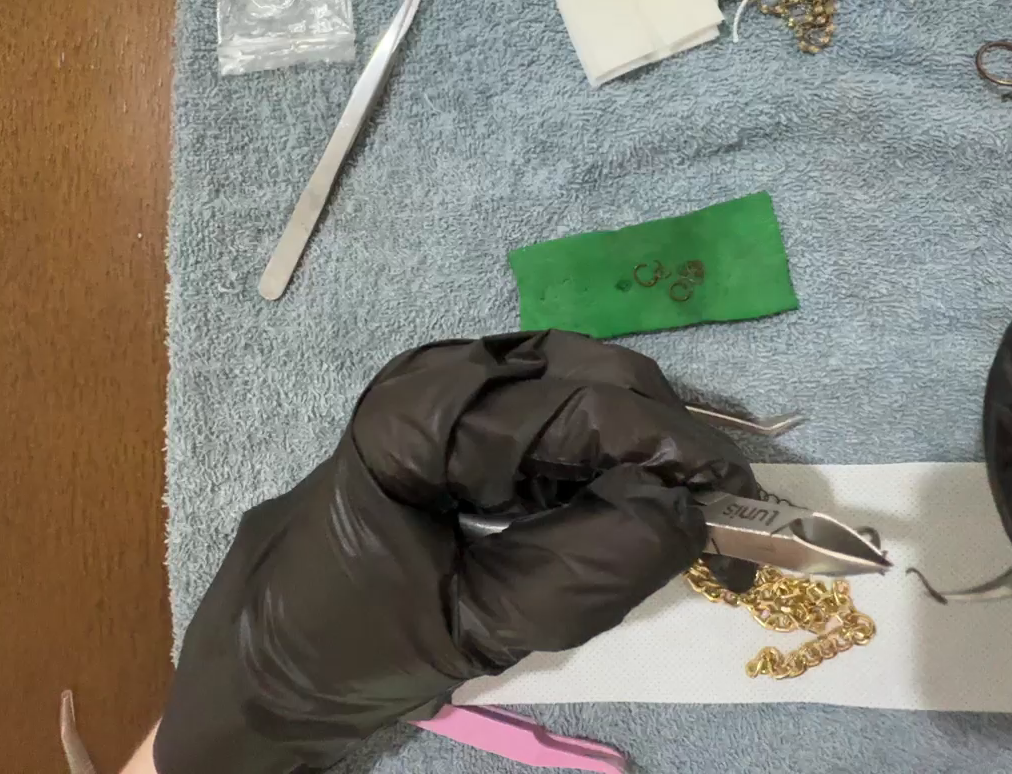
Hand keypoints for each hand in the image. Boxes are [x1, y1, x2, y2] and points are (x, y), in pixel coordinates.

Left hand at [152, 331, 758, 772]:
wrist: (279, 640)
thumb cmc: (360, 641)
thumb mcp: (482, 625)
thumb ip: (591, 567)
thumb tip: (688, 515)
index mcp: (423, 418)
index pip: (575, 406)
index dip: (666, 443)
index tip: (732, 492)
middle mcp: (435, 372)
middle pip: (581, 371)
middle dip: (659, 430)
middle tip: (714, 500)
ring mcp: (442, 376)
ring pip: (573, 375)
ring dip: (634, 430)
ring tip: (674, 495)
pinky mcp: (455, 396)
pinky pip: (549, 397)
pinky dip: (597, 434)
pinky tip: (616, 480)